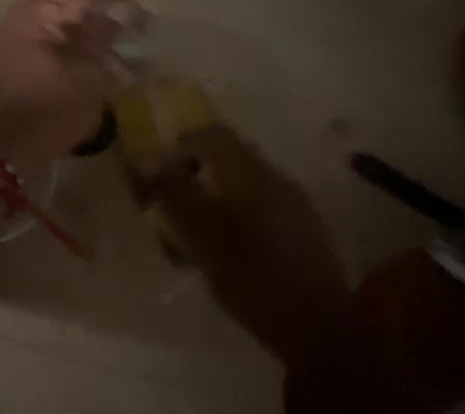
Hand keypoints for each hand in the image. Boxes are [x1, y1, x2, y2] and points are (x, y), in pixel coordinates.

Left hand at [0, 0, 137, 168]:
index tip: (133, 3)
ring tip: (140, 46)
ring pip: (72, 21)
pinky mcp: (35, 61)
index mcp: (32, 15)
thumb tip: (125, 12)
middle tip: (146, 28)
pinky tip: (122, 63)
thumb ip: (104, 40)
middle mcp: (26, 20)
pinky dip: (92, 47)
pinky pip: (67, 42)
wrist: (9, 147)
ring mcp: (29, 40)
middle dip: (108, 9)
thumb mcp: (86, 76)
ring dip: (103, 29)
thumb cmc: (47, 111)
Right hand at [146, 126, 354, 365]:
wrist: (323, 331)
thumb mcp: (196, 232)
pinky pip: (261, 206)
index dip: (178, 145)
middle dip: (194, 172)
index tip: (159, 172)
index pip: (209, 133)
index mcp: (249, 171)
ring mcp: (295, 205)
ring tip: (196, 230)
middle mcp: (276, 178)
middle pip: (226, 157)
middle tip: (171, 202)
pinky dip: (236, 215)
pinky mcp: (305, 231)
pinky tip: (227, 246)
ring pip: (242, 184)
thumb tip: (142, 160)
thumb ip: (169, 191)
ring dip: (214, 196)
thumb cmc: (251, 274)